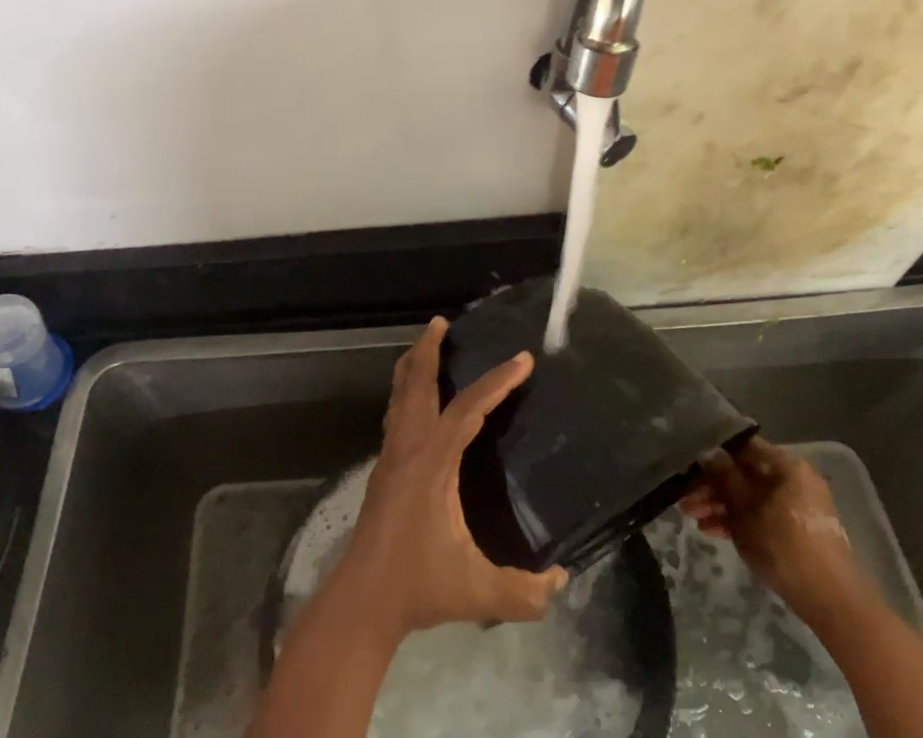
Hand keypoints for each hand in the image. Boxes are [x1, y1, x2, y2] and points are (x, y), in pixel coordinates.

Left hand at [335, 317, 567, 633]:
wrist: (362, 601)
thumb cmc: (419, 586)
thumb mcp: (480, 591)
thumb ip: (525, 590)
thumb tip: (560, 581)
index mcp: (432, 464)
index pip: (467, 409)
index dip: (496, 382)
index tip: (522, 360)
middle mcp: (408, 450)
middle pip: (416, 385)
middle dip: (427, 350)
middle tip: (441, 322)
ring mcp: (390, 459)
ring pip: (398, 398)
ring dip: (412, 368)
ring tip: (424, 346)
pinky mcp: (383, 473)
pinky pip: (395, 416)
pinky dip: (406, 393)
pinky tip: (415, 402)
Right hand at [679, 437, 868, 623]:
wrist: (827, 595)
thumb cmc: (781, 543)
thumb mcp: (743, 508)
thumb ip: (724, 476)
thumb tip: (707, 451)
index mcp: (786, 465)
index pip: (743, 446)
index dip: (713, 453)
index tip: (688, 465)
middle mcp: (793, 477)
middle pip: (744, 472)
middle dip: (712, 486)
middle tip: (684, 500)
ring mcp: (796, 504)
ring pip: (750, 496)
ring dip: (719, 505)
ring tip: (692, 519)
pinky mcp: (795, 528)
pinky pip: (760, 514)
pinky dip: (738, 520)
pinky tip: (712, 531)